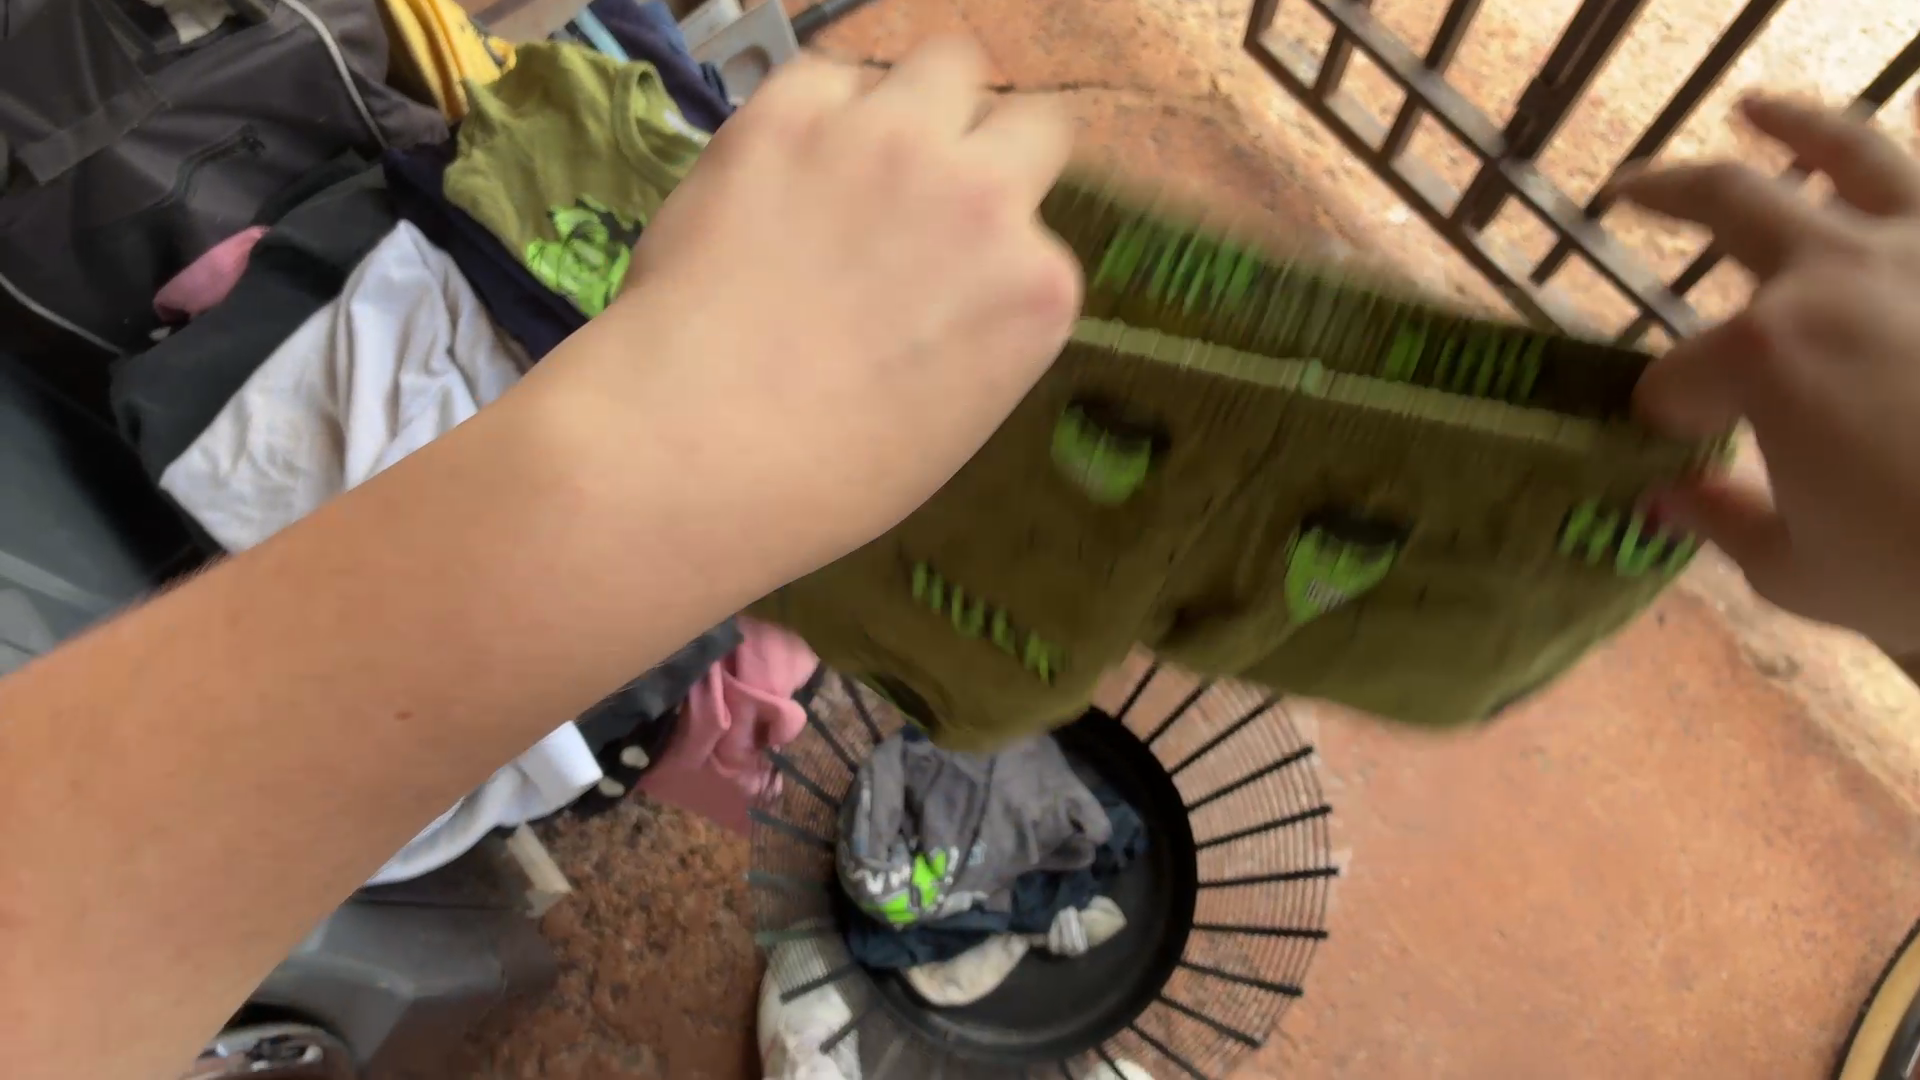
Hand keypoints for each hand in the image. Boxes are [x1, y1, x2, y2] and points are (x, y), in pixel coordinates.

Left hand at [562, 38, 1079, 582]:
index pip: (1041, 234)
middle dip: (992, 153)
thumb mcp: (954, 418)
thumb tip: (949, 284)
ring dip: (921, 110)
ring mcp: (890, 143)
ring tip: (864, 167)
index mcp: (1037, 290)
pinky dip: (821, 115)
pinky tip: (787, 173)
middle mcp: (985, 196)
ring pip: (946, 64)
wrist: (704, 452)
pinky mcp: (790, 114)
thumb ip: (979, 329)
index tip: (954, 278)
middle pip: (1026, 121)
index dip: (998, 252)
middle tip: (933, 202)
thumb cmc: (836, 478)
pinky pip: (832, 78)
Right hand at [1615, 96, 1919, 650]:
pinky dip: (1916, 184)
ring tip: (1756, 109)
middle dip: (1665, 194)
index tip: (1687, 451)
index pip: (1675, 378)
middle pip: (1731, 204)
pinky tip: (1897, 182)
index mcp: (1763, 353)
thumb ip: (1723, 520)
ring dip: (1796, 126)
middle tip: (1629, 190)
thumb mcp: (1797, 569)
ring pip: (1859, 151)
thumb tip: (1671, 498)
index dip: (1671, 417)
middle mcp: (1841, 275)